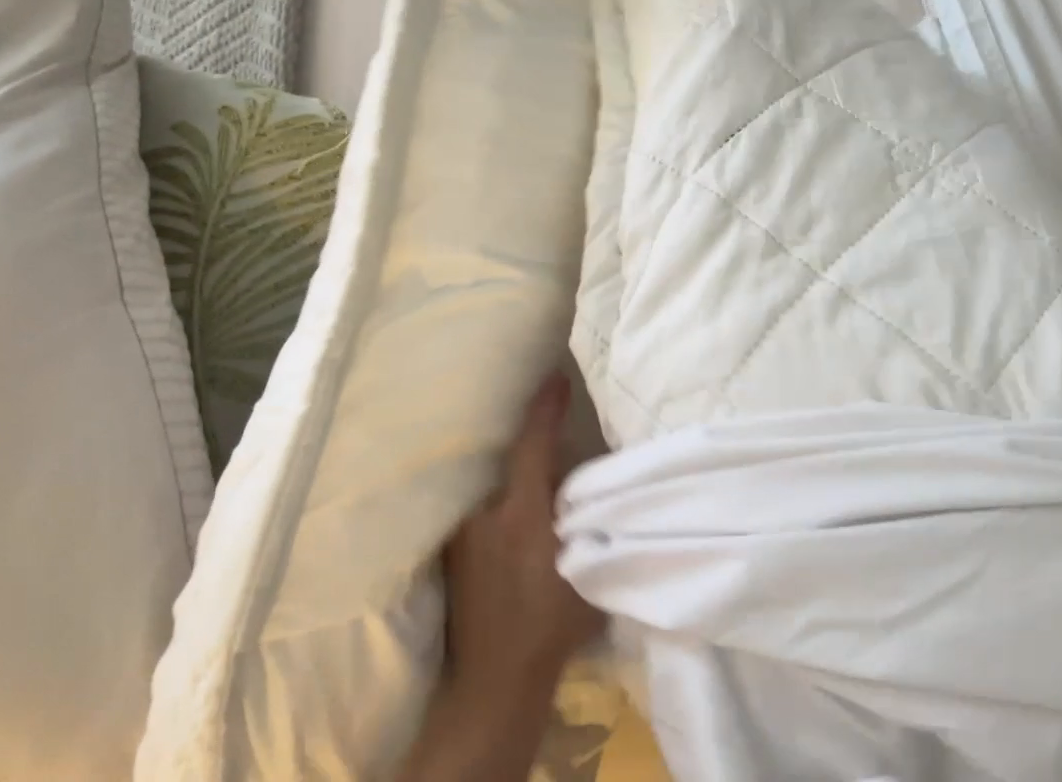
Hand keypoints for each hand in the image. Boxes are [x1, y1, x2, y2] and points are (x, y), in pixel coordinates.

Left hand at [401, 373, 604, 781]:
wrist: (496, 682)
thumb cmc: (554, 626)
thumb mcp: (589, 571)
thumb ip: (595, 527)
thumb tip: (607, 496)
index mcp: (521, 515)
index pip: (532, 447)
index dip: (544, 409)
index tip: (556, 378)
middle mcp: (484, 517)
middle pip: (510, 464)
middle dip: (533, 445)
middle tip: (556, 430)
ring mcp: (463, 539)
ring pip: (495, 491)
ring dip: (517, 480)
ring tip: (539, 479)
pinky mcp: (454, 559)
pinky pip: (483, 515)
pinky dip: (502, 506)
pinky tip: (517, 522)